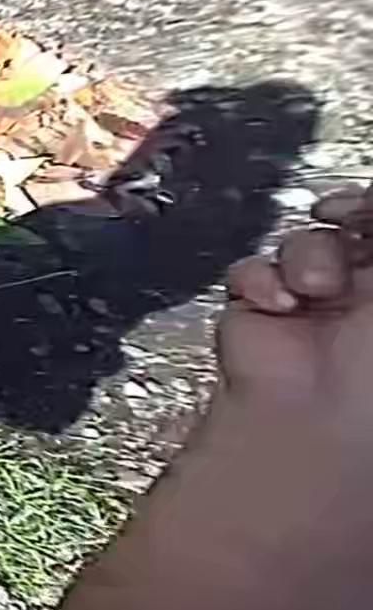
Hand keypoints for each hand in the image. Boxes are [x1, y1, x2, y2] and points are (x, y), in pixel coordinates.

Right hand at [220, 187, 372, 413]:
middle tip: (341, 212)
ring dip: (307, 257)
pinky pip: (249, 269)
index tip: (371, 205)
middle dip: (350, 210)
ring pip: (303, 240)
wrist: (322, 404)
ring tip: (314, 289)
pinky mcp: (258, 301)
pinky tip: (276, 305)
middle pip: (356, 222)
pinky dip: (258, 281)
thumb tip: (372, 208)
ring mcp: (314, 290)